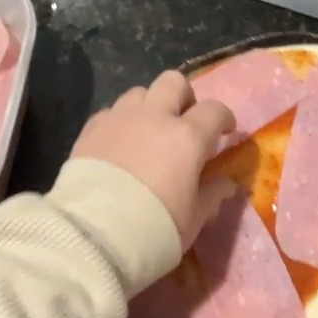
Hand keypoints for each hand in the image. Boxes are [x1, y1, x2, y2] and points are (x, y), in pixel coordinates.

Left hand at [70, 71, 235, 246]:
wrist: (95, 235)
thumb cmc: (155, 227)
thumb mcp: (194, 218)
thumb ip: (212, 195)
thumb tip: (227, 184)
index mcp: (187, 136)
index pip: (214, 110)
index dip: (223, 118)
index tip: (225, 132)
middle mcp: (154, 117)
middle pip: (173, 82)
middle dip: (183, 97)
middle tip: (183, 121)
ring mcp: (120, 118)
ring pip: (139, 92)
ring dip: (149, 107)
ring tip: (148, 132)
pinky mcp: (91, 128)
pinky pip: (111, 112)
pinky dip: (120, 122)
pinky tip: (119, 143)